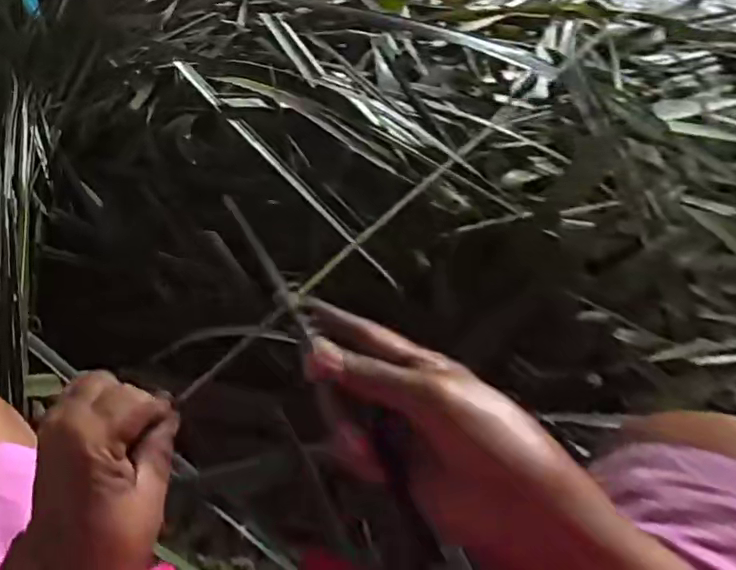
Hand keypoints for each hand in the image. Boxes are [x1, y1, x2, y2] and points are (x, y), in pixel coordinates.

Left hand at [6, 372, 178, 569]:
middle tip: (155, 428)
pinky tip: (112, 431)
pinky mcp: (46, 427)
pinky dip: (93, 404)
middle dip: (132, 397)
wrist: (61, 560)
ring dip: (112, 398)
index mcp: (90, 432)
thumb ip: (156, 452)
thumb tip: (168, 418)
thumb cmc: (111, 541)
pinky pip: (72, 398)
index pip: (130, 397)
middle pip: (104, 382)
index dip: (157, 406)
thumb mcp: (148, 502)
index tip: (176, 418)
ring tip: (135, 431)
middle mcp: (65, 415)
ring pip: (86, 384)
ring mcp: (51, 418)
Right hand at [304, 301, 687, 569]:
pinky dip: (352, 455)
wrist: (540, 528)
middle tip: (331, 401)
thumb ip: (369, 373)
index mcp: (417, 367)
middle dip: (332, 389)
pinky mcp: (391, 465)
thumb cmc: (500, 447)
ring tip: (365, 455)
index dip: (329, 319)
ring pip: (339, 411)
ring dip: (343, 428)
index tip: (291, 305)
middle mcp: (399, 393)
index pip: (362, 333)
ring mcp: (394, 429)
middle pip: (339, 373)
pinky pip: (349, 448)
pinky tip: (371, 468)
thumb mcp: (434, 398)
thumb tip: (310, 351)